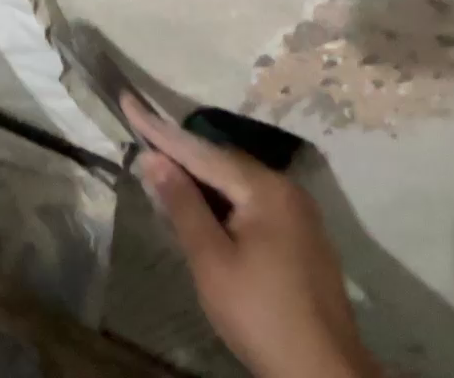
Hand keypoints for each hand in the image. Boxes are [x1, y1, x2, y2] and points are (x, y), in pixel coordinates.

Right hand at [123, 94, 378, 377]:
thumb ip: (182, 205)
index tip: (129, 102)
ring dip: (200, 178)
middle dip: (181, 152)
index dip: (160, 130)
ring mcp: (299, 213)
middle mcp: (286, 189)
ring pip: (238, 183)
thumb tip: (154, 159)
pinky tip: (202, 208)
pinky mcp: (302, 237)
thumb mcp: (211, 260)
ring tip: (162, 170)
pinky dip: (222, 199)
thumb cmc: (260, 313)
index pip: (201, 151)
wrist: (323, 372)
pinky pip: (253, 202)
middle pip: (223, 162)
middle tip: (141, 139)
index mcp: (265, 189)